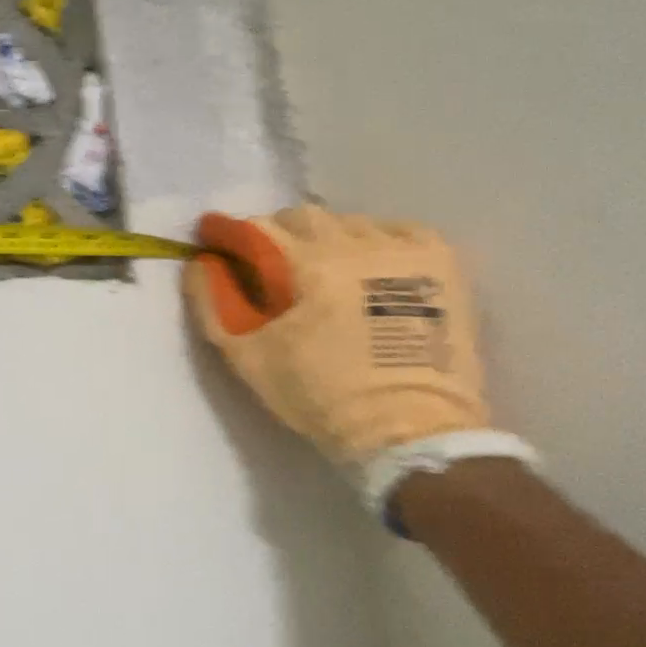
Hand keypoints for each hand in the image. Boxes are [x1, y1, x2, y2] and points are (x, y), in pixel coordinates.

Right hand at [183, 205, 490, 465]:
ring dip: (326, 238)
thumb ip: (213, 302)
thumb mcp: (245, 354)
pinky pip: (402, 231)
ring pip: (350, 222)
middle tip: (267, 264)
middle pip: (302, 217)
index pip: (254, 227)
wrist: (410, 430)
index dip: (226, 232)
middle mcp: (357, 247)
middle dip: (276, 233)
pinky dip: (378, 240)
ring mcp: (405, 255)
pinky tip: (369, 265)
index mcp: (309, 265)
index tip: (213, 242)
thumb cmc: (319, 394)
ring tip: (320, 270)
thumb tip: (202, 262)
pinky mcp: (443, 269)